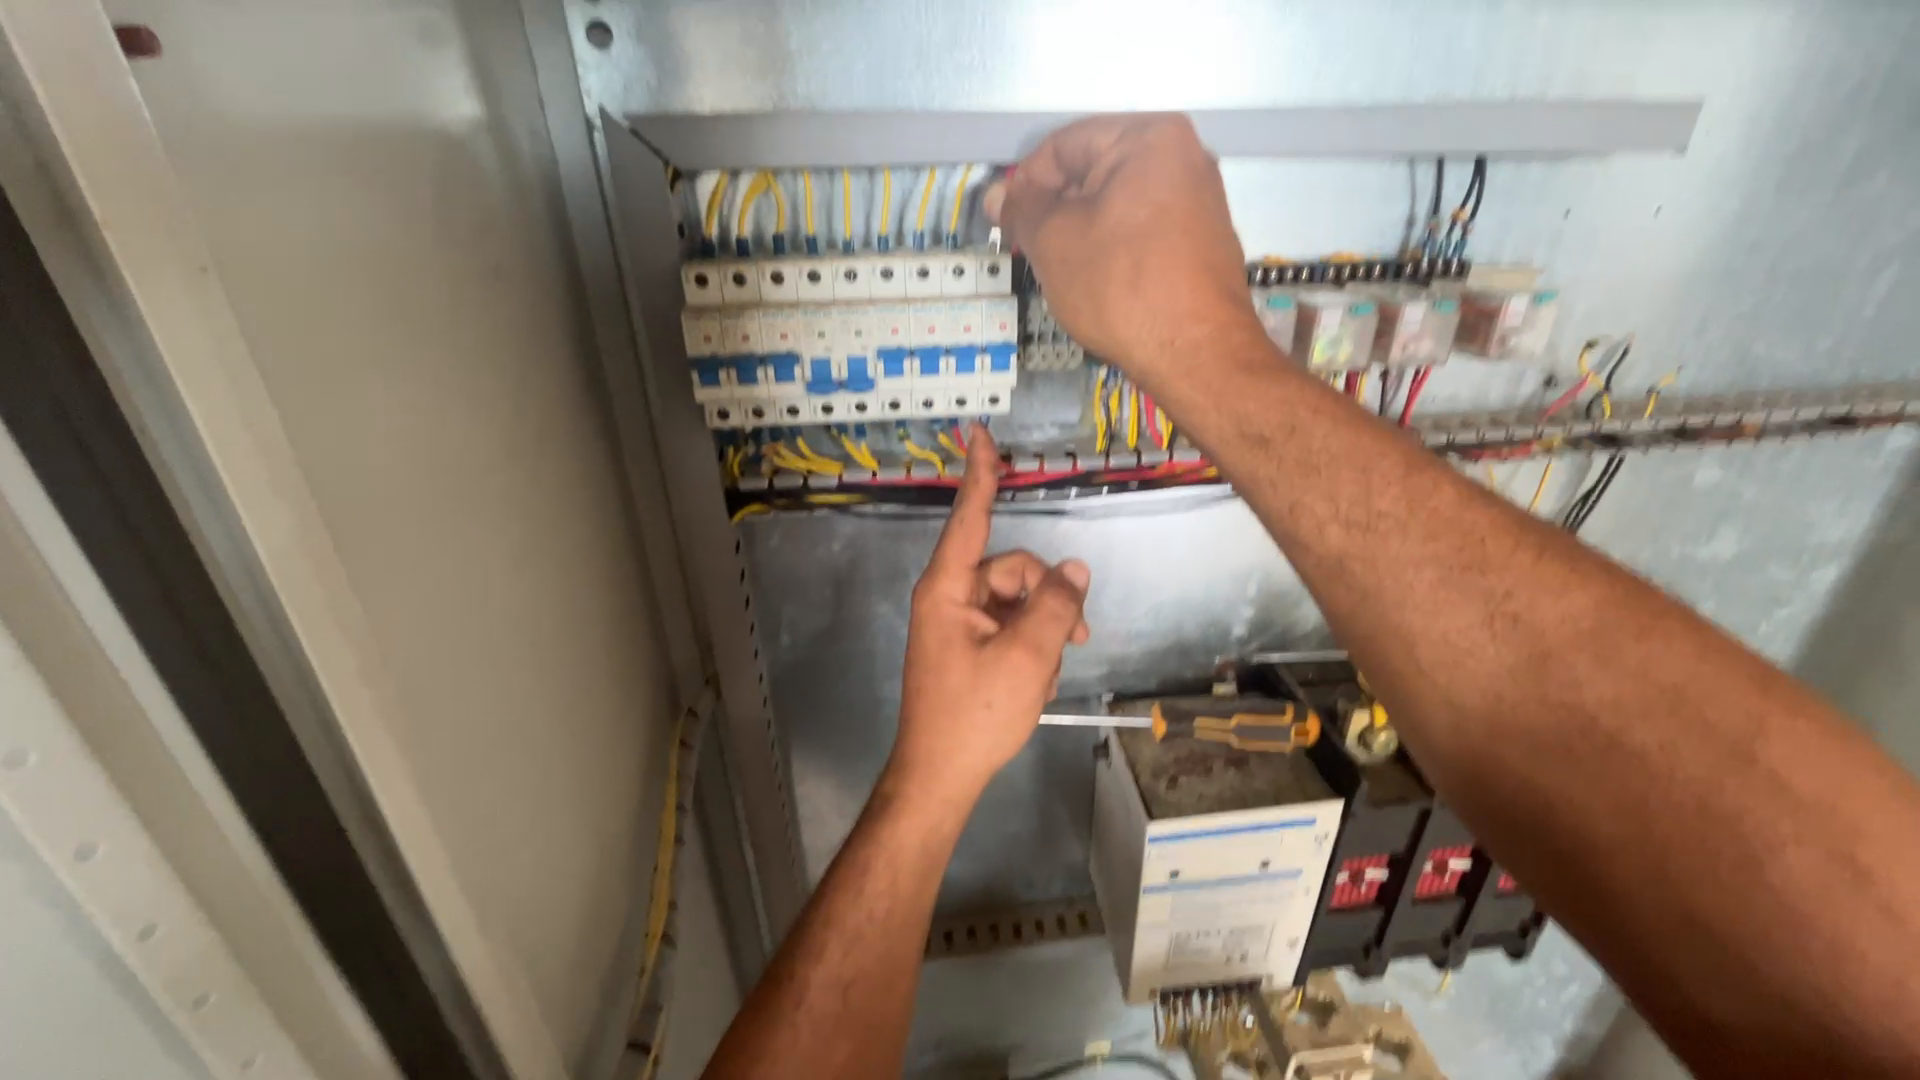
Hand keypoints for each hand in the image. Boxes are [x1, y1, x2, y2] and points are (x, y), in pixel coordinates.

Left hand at [888, 426, 1091, 804]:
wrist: (941, 775)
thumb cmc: (975, 714)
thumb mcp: (1027, 658)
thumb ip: (1055, 605)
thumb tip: (1076, 568)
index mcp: (947, 589)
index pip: (969, 518)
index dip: (980, 475)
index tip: (980, 434)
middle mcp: (950, 598)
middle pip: (1012, 570)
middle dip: (1047, 597)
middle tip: (1074, 637)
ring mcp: (958, 624)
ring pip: (1017, 602)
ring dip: (1042, 628)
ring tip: (1049, 670)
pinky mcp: (968, 647)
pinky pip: (1009, 627)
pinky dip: (1029, 646)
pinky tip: (1036, 680)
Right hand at [986, 114, 1262, 381]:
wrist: (1196, 353)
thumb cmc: (1121, 286)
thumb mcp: (1054, 242)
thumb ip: (1022, 209)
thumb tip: (1000, 196)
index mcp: (1149, 138)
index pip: (1063, 144)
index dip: (1025, 182)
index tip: (1005, 222)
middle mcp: (1184, 158)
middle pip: (1094, 173)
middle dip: (1055, 211)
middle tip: (1030, 251)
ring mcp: (1199, 202)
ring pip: (1117, 206)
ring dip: (1081, 235)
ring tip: (1063, 273)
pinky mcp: (1202, 243)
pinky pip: (1142, 232)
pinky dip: (1113, 251)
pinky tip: (1099, 285)